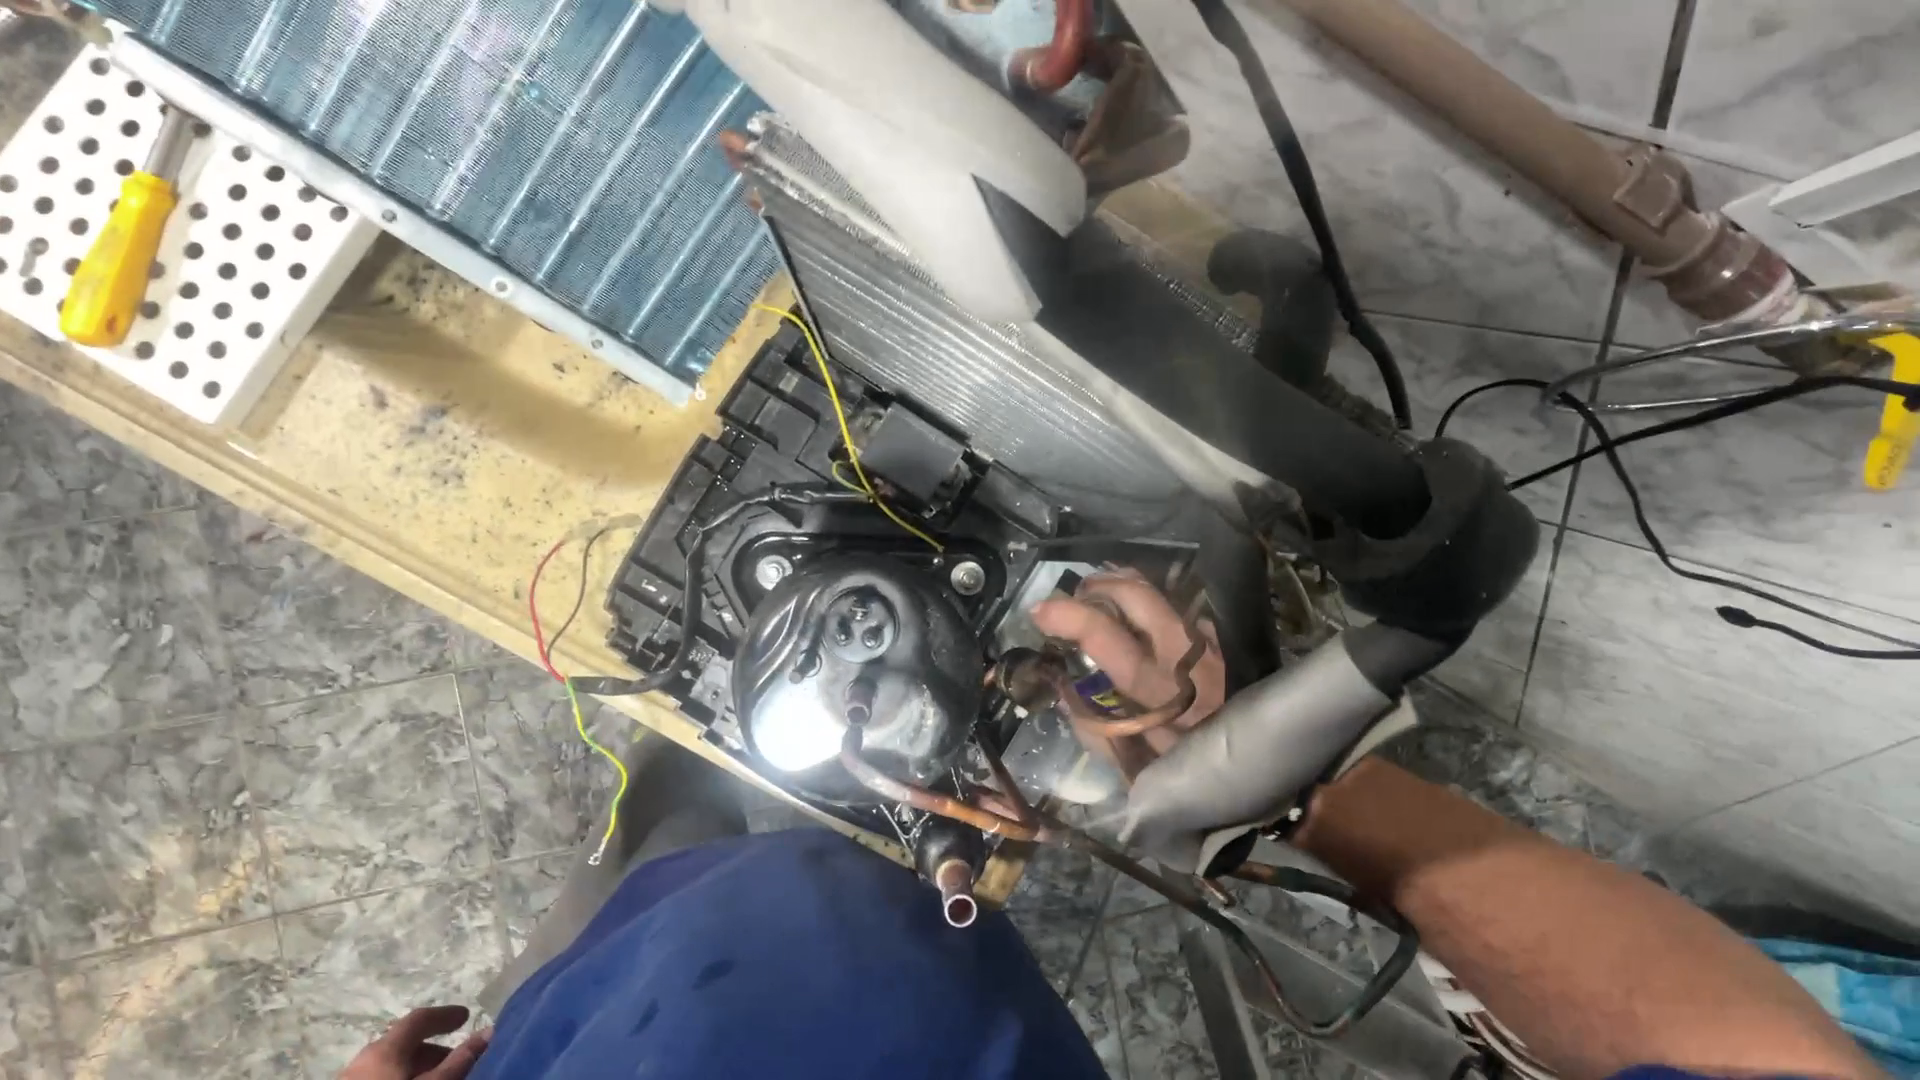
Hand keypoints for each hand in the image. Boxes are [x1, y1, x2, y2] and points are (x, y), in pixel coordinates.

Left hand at [339, 1006, 490, 1079]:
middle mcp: (361, 1062)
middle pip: (402, 1046)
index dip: (444, 1016)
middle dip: (433, 1051)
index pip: (417, 1020)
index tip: (466, 1018)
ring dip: (416, 1071)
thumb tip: (488, 1032)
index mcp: (383, 1051)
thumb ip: (460, 1060)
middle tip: (457, 1062)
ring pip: (389, 1069)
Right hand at [1029, 571, 1226, 775]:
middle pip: (1135, 594)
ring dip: (1121, 586)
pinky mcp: (1221, 639)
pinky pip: (1177, 606)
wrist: (1272, 764)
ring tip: (1098, 594)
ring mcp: (1206, 640)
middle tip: (1072, 597)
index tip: (1038, 611)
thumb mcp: (1145, 771)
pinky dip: (1148, 602)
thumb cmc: (1206, 771)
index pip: (1106, 636)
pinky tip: (1137, 615)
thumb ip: (1101, 737)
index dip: (1068, 616)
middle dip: (1096, 586)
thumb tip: (1067, 701)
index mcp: (1158, 687)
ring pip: (1159, 592)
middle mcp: (1182, 652)